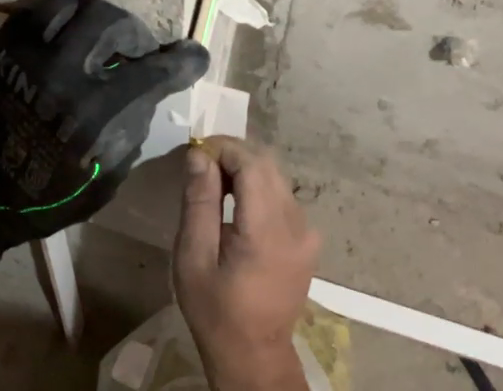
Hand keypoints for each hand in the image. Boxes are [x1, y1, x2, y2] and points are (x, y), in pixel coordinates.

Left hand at [0, 0, 207, 284]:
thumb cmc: (46, 195)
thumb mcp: (106, 175)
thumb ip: (132, 127)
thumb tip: (148, 91)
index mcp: (96, 115)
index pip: (153, 72)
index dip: (182, 61)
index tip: (193, 55)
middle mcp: (66, 74)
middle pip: (112, 22)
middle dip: (134, 33)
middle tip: (134, 49)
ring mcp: (31, 53)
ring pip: (75, 6)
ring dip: (96, 19)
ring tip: (98, 36)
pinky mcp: (5, 45)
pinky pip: (40, 10)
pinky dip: (62, 15)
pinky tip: (67, 32)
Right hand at [173, 136, 320, 390]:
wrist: (253, 354)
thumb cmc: (215, 308)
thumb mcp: (193, 256)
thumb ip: (199, 201)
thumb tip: (199, 155)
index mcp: (268, 232)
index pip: (252, 164)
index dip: (223, 148)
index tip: (195, 151)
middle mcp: (297, 226)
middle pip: (267, 165)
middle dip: (232, 154)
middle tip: (200, 164)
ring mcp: (308, 233)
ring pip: (276, 177)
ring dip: (245, 169)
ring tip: (213, 183)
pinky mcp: (308, 240)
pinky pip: (283, 196)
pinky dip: (257, 187)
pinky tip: (235, 203)